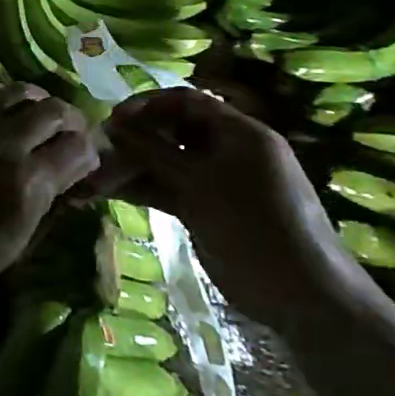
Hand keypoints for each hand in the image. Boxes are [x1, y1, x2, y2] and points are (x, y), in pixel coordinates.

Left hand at [0, 82, 98, 308]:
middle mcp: (4, 143)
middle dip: (71, 121)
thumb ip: (55, 191)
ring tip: (40, 116)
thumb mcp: (25, 232)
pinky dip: (0, 94)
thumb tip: (80, 163)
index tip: (87, 156)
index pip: (76, 147)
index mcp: (27, 180)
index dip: (89, 150)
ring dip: (39, 101)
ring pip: (20, 91)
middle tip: (70, 134)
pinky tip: (4, 108)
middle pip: (54, 111)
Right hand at [90, 89, 340, 311]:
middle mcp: (227, 150)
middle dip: (135, 137)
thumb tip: (115, 125)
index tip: (113, 117)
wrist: (300, 294)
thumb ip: (156, 152)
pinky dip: (143, 189)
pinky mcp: (205, 209)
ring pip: (167, 163)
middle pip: (173, 131)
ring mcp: (215, 182)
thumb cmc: (255, 224)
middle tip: (98, 148)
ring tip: (93, 175)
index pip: (187, 101)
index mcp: (239, 131)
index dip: (148, 105)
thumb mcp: (201, 184)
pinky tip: (108, 192)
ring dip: (133, 166)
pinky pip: (169, 189)